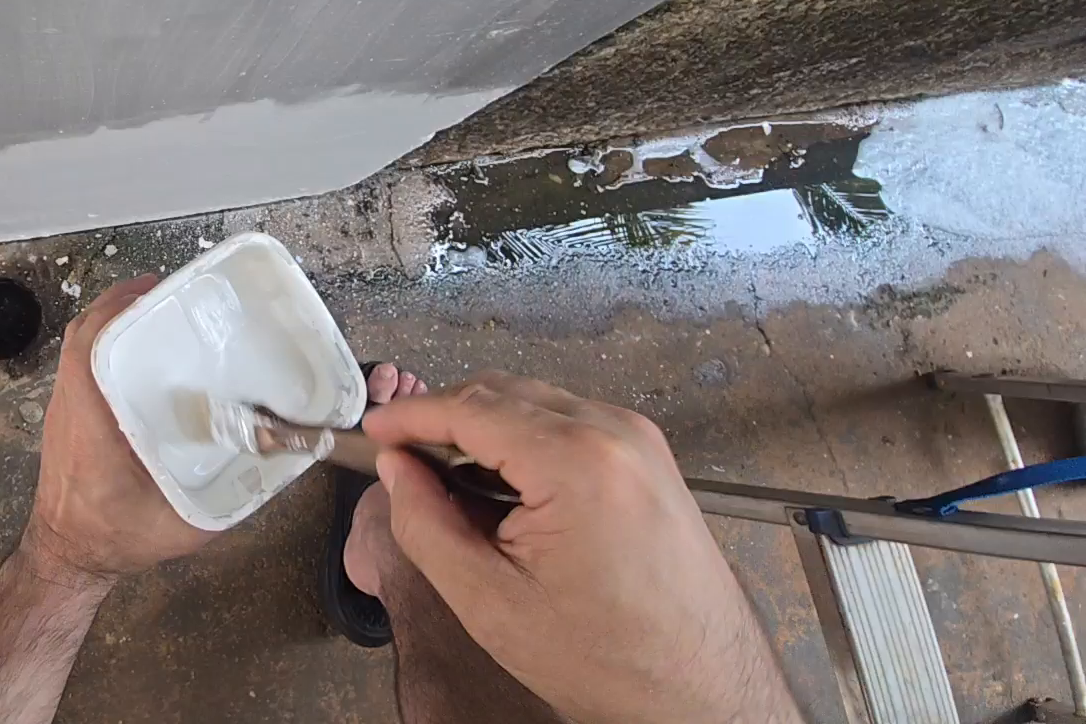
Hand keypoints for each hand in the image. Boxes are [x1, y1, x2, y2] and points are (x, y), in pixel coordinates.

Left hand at [23, 274, 214, 584]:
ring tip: (153, 311)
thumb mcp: (181, 524)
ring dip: (110, 320)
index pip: (91, 345)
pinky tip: (137, 351)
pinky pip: (78, 363)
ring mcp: (62, 408)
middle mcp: (71, 404)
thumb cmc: (116, 539)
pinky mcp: (64, 416)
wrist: (66, 559)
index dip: (117, 308)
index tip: (154, 288)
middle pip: (83, 333)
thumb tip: (275, 459)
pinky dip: (103, 343)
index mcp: (93, 421)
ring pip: (77, 345)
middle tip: (163, 292)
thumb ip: (230, 497)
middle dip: (118, 302)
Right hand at [364, 372, 800, 723]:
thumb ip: (424, 522)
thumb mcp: (488, 600)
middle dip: (441, 417)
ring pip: (528, 400)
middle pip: (498, 392)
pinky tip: (500, 479)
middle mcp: (611, 429)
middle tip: (401, 456)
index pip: (469, 407)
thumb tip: (395, 465)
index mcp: (576, 460)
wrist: (713, 700)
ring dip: (478, 424)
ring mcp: (636, 437)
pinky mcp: (645, 454)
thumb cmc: (601, 658)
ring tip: (446, 472)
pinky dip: (517, 434)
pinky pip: (561, 418)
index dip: (410, 414)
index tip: (371, 430)